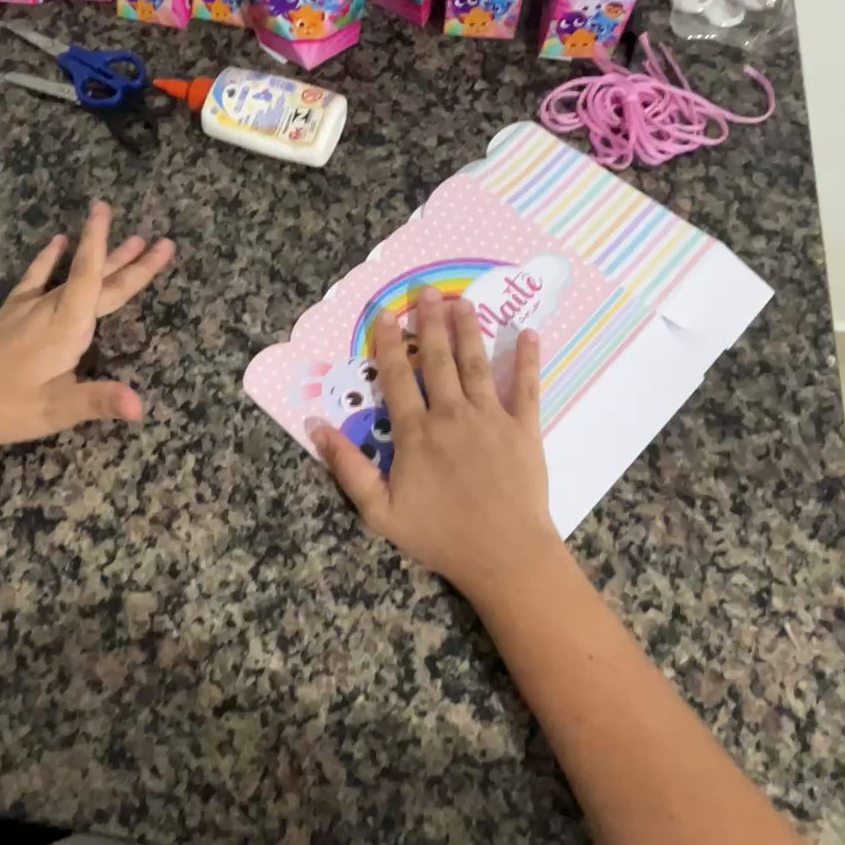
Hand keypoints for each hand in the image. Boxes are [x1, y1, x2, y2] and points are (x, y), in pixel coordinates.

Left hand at [0, 199, 173, 447]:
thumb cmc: (3, 408)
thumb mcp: (54, 410)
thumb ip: (97, 401)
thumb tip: (140, 405)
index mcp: (65, 328)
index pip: (95, 280)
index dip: (113, 251)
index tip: (131, 223)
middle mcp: (49, 309)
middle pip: (96, 278)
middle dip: (130, 260)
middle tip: (161, 241)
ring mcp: (26, 309)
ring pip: (72, 276)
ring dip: (101, 257)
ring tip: (128, 239)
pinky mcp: (10, 315)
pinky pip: (35, 278)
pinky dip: (48, 259)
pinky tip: (56, 242)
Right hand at [312, 288, 571, 602]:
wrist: (503, 553)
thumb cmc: (439, 535)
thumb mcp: (379, 510)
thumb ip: (347, 466)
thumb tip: (316, 427)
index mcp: (415, 432)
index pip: (396, 378)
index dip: (388, 345)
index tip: (385, 315)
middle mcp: (451, 414)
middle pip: (437, 360)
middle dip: (430, 323)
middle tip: (427, 291)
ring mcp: (490, 417)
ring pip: (476, 364)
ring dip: (468, 330)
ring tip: (461, 301)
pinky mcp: (524, 428)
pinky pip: (526, 386)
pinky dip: (527, 359)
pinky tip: (528, 333)